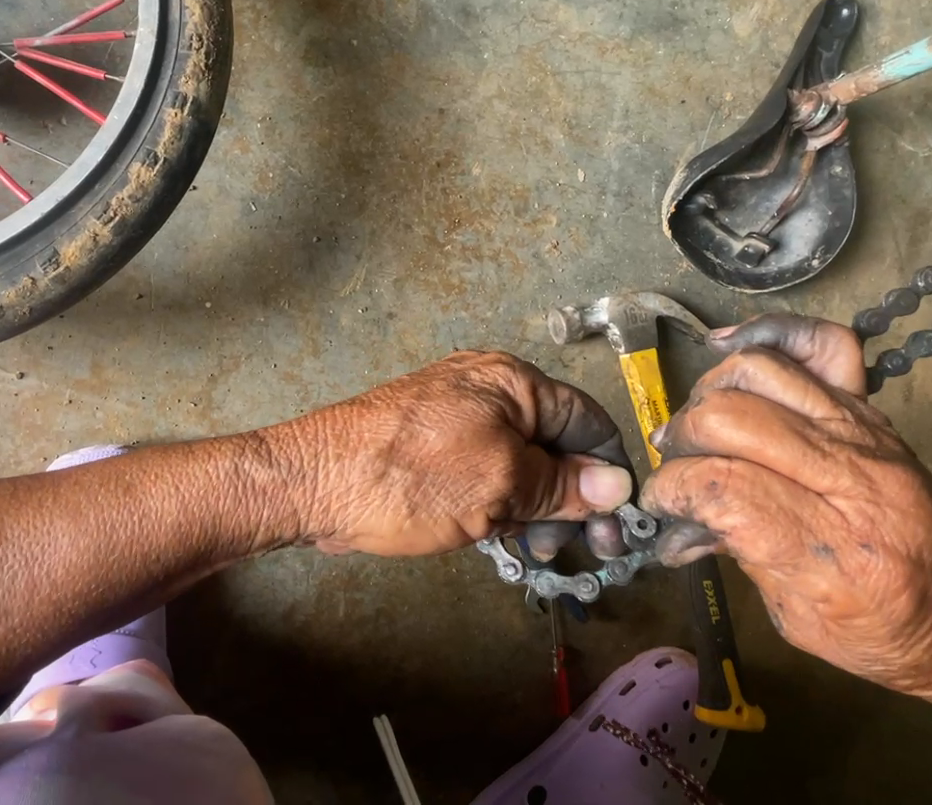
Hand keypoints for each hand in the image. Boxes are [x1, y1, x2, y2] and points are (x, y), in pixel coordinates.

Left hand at [271, 351, 636, 557]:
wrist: (315, 482)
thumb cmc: (412, 477)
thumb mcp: (498, 484)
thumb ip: (561, 484)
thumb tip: (616, 484)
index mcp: (511, 382)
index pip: (587, 420)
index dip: (608, 473)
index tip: (616, 528)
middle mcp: (489, 390)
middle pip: (556, 443)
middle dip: (570, 497)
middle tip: (568, 550)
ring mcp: (459, 416)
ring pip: (521, 463)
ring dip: (535, 508)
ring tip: (529, 550)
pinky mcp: (436, 446)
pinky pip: (488, 471)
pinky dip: (502, 503)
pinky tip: (499, 536)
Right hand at [639, 315, 931, 724]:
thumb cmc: (889, 636)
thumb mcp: (797, 619)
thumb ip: (733, 555)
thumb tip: (670, 525)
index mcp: (833, 550)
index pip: (721, 485)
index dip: (670, 489)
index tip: (660, 505)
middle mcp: (852, 479)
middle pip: (731, 419)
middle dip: (682, 441)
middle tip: (677, 469)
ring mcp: (865, 433)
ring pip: (759, 372)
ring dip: (707, 395)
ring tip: (699, 428)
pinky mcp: (872, 412)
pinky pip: (821, 343)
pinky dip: (769, 334)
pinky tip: (732, 350)